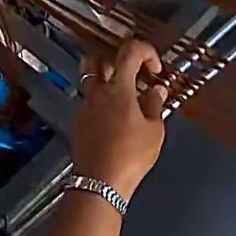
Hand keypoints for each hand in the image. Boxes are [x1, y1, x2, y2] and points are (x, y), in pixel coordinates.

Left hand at [71, 39, 167, 200]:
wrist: (100, 183)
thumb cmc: (130, 157)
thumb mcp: (154, 131)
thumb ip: (155, 105)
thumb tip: (157, 90)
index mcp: (119, 89)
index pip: (129, 52)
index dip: (145, 52)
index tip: (154, 68)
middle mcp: (97, 94)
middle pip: (97, 59)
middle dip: (115, 60)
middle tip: (132, 75)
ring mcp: (85, 109)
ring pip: (91, 83)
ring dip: (107, 84)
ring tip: (126, 100)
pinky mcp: (79, 125)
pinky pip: (89, 105)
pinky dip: (102, 105)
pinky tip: (116, 122)